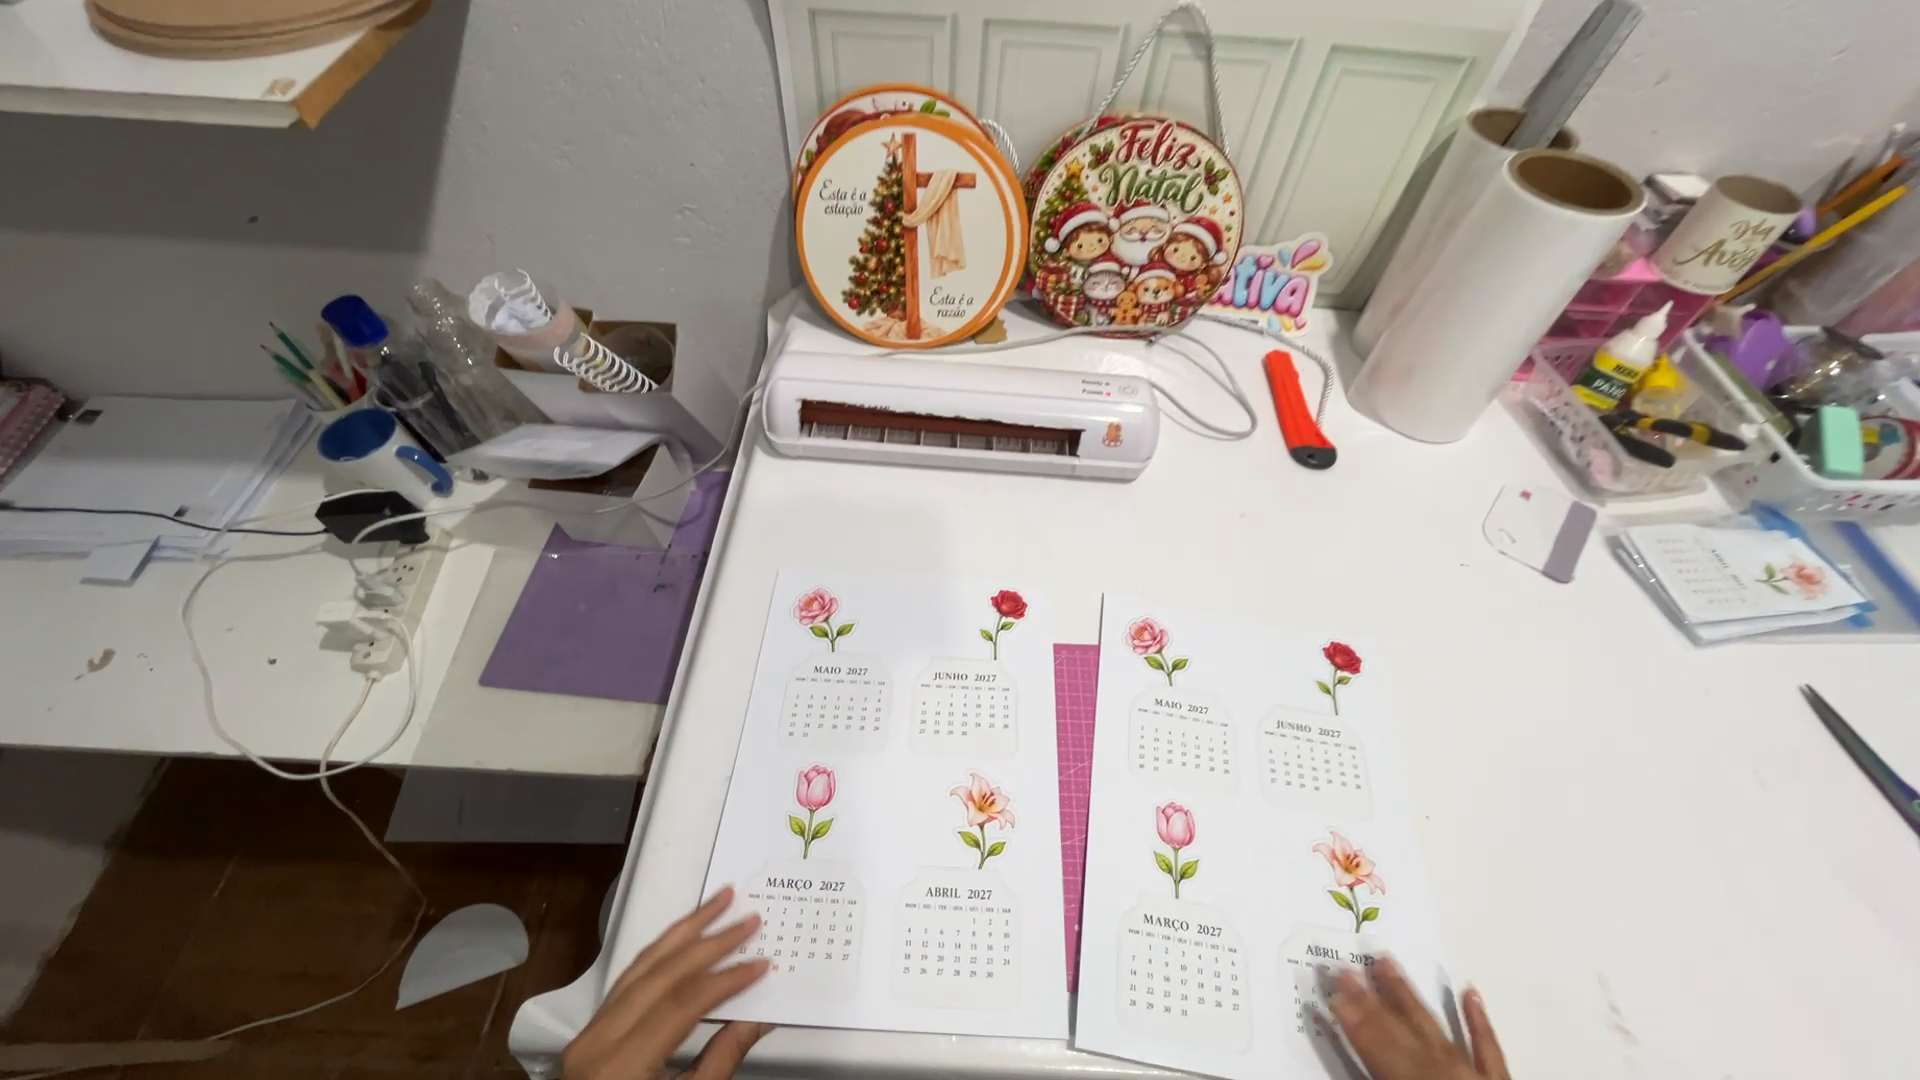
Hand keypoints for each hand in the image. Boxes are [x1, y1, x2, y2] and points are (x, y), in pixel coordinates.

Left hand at [563, 886, 772, 1079]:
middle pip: (663, 973)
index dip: (728, 980)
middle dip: (711, 940)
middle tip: (749, 916)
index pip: (684, 1003)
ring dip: (685, 930)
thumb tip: (759, 1014)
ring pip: (642, 965)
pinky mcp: (588, 1034)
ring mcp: (587, 1035)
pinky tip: (683, 937)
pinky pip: (629, 979)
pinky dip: (662, 952)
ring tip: (718, 902)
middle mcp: (596, 1041)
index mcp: (619, 1066)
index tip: (764, 962)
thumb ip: (721, 1061)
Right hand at [1329, 956, 1508, 1079]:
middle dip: (1370, 998)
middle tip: (1346, 965)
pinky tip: (1471, 993)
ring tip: (1387, 962)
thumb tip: (1352, 1066)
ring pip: (1436, 1028)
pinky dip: (1479, 1022)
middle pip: (1400, 1029)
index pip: (1376, 1044)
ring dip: (1409, 996)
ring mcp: (1474, 1076)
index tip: (1332, 988)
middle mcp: (1443, 1072)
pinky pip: (1489, 1051)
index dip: (1352, 1016)